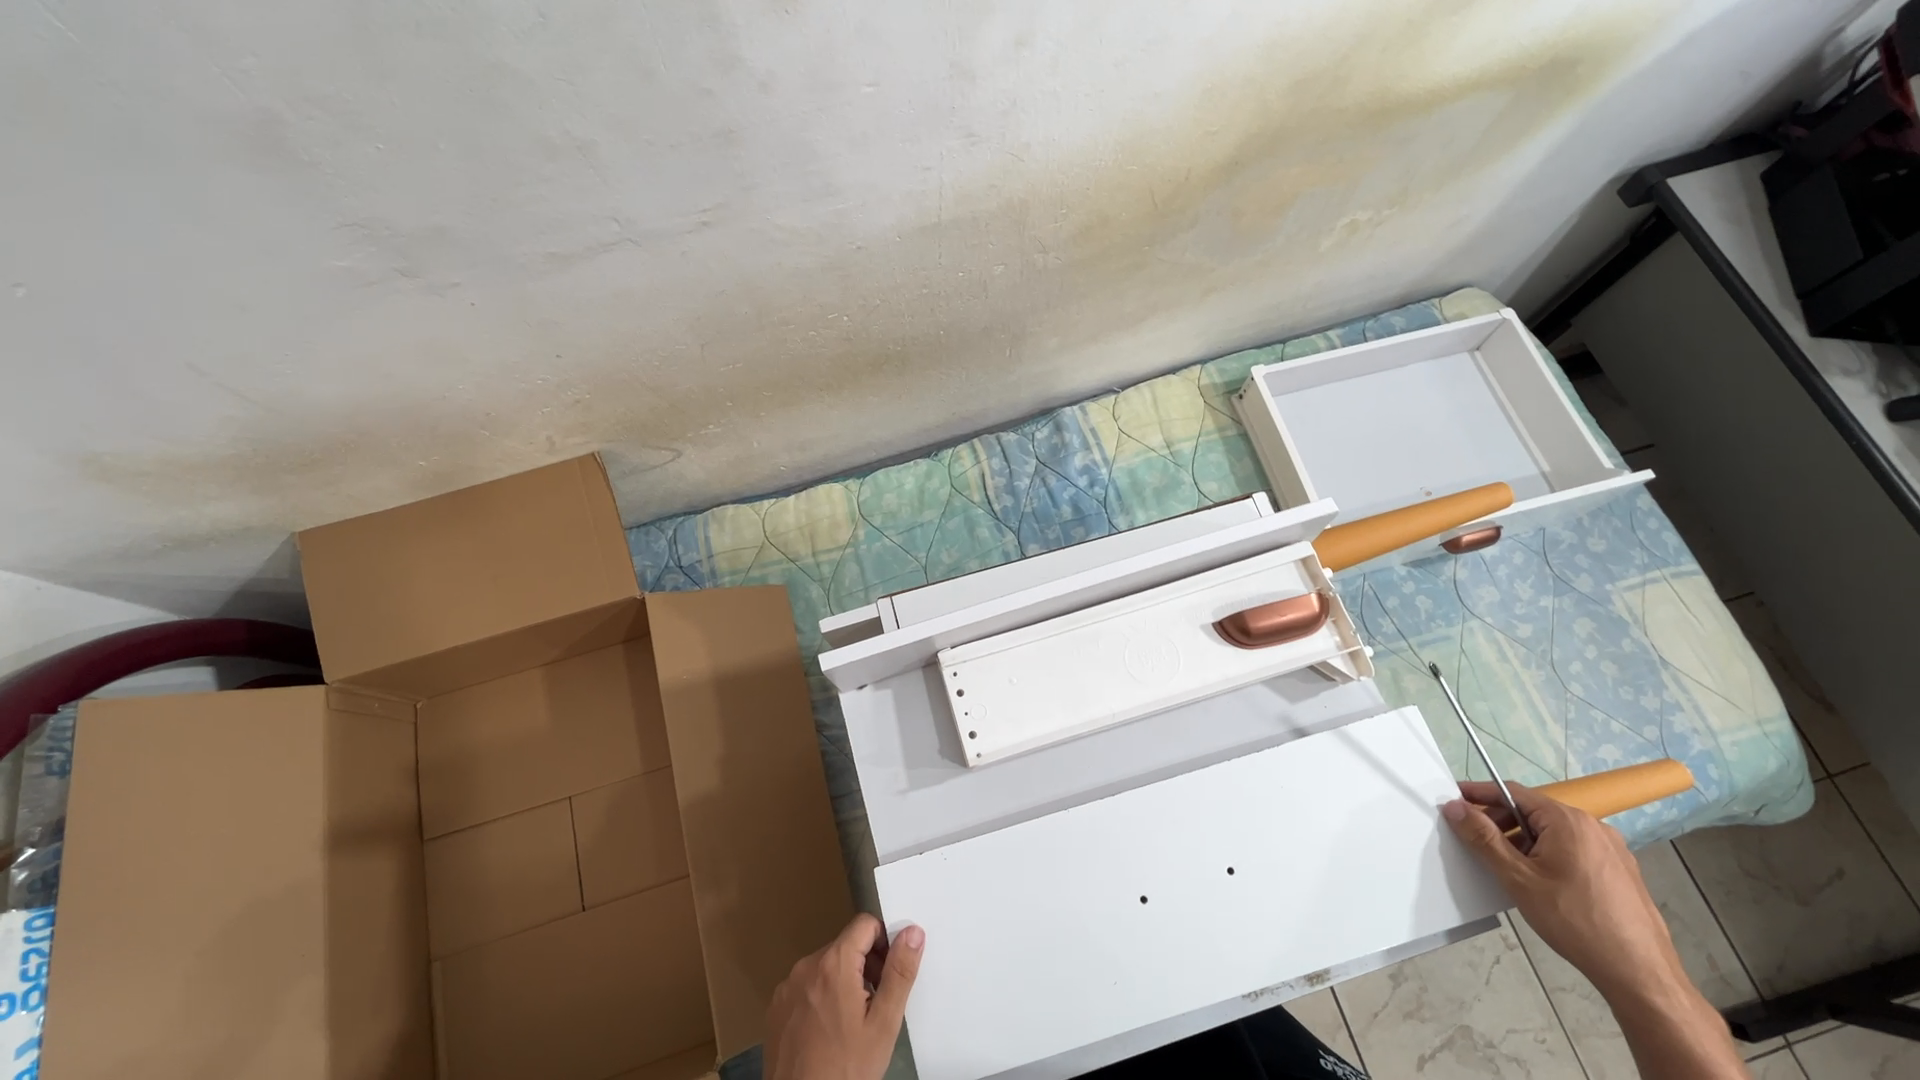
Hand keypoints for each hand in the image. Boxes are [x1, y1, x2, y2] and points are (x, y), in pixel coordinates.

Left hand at [765, 914, 924, 1079]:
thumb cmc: (846, 1067)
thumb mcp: (884, 1023)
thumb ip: (899, 972)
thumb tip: (912, 931)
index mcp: (833, 964)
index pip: (865, 924)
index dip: (884, 942)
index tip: (889, 975)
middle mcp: (805, 966)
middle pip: (845, 946)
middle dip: (866, 966)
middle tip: (876, 1004)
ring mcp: (787, 987)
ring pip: (826, 966)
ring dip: (845, 981)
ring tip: (853, 1021)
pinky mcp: (776, 1007)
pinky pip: (806, 986)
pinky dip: (822, 997)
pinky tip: (829, 1030)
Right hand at [1443, 781, 1683, 1001]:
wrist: (1639, 971)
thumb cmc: (1573, 920)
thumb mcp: (1518, 878)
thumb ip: (1483, 838)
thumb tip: (1455, 806)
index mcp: (1568, 821)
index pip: (1513, 792)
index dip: (1480, 793)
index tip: (1453, 800)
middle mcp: (1593, 826)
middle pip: (1534, 811)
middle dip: (1501, 822)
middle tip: (1475, 842)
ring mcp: (1612, 849)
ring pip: (1555, 833)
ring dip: (1525, 841)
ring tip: (1508, 869)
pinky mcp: (1621, 870)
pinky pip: (1575, 850)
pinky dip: (1549, 855)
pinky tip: (1543, 884)